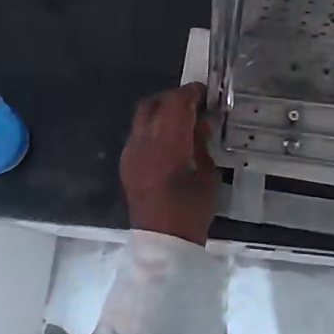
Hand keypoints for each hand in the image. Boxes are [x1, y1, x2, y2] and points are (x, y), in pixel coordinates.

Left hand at [119, 84, 219, 244]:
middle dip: (174, 98)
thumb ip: (201, 145)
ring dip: (161, 111)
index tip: (204, 92)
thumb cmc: (191, 211)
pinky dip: (153, 127)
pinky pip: (138, 133)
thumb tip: (200, 125)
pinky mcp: (125, 162)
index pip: (176, 104)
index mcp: (166, 145)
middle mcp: (143, 142)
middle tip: (193, 104)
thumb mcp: (207, 175)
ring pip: (142, 116)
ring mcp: (130, 151)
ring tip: (181, 120)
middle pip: (154, 103)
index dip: (190, 93)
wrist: (162, 241)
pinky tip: (168, 140)